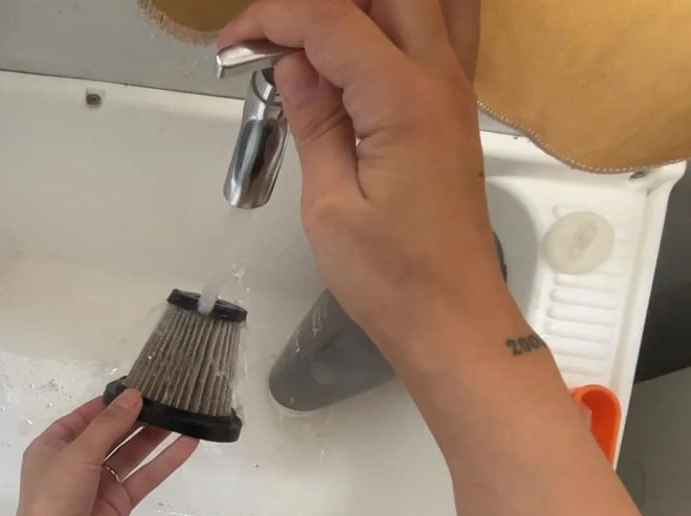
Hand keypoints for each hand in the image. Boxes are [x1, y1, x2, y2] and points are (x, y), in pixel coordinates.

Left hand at [8, 390, 196, 515]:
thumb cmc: (54, 499)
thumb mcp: (76, 454)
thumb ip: (107, 425)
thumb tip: (133, 396)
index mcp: (51, 448)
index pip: (81, 419)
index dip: (108, 403)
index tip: (137, 386)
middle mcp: (73, 464)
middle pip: (108, 434)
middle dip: (135, 416)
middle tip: (167, 395)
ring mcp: (97, 485)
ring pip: (129, 454)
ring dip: (153, 435)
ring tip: (182, 412)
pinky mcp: (118, 503)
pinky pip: (143, 477)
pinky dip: (164, 462)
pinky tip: (188, 443)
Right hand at [220, 0, 518, 366]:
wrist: (447, 310)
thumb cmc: (387, 275)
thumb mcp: (329, 207)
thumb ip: (315, 125)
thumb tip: (293, 66)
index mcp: (402, 101)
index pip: (334, 22)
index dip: (277, 18)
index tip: (233, 41)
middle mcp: (440, 76)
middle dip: (316, 3)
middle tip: (268, 37)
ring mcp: (457, 87)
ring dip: (363, 5)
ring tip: (312, 39)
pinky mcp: (456, 106)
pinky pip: (443, 25)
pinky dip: (400, 17)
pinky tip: (364, 44)